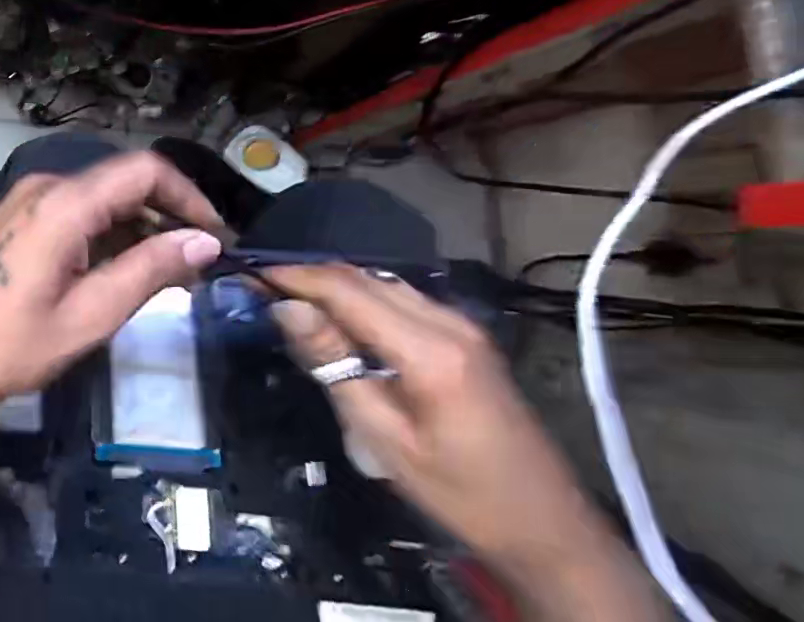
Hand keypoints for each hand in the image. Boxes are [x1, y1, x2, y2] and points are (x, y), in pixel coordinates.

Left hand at [0, 153, 224, 440]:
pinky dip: (111, 231)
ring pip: (105, 195)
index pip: (146, 172)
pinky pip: (80, 208)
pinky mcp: (21, 215)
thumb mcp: (89, 316)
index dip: (189, 197)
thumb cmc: (8, 347)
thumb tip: (205, 242)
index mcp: (64, 203)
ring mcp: (30, 198)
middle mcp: (47, 186)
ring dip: (141, 226)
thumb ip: (150, 270)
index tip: (215, 236)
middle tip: (198, 261)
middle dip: (169, 214)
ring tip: (170, 271)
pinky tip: (126, 267)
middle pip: (126, 180)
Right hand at [265, 266, 660, 618]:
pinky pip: (403, 299)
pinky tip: (344, 318)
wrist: (550, 529)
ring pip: (384, 283)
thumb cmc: (461, 495)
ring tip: (294, 299)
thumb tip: (288, 310)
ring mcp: (462, 324)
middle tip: (265, 286)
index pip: (347, 289)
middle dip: (312, 276)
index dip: (296, 276)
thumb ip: (334, 366)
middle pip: (365, 277)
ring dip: (337, 285)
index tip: (253, 273)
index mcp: (428, 348)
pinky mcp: (467, 336)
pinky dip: (364, 298)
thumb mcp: (384, 440)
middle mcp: (447, 320)